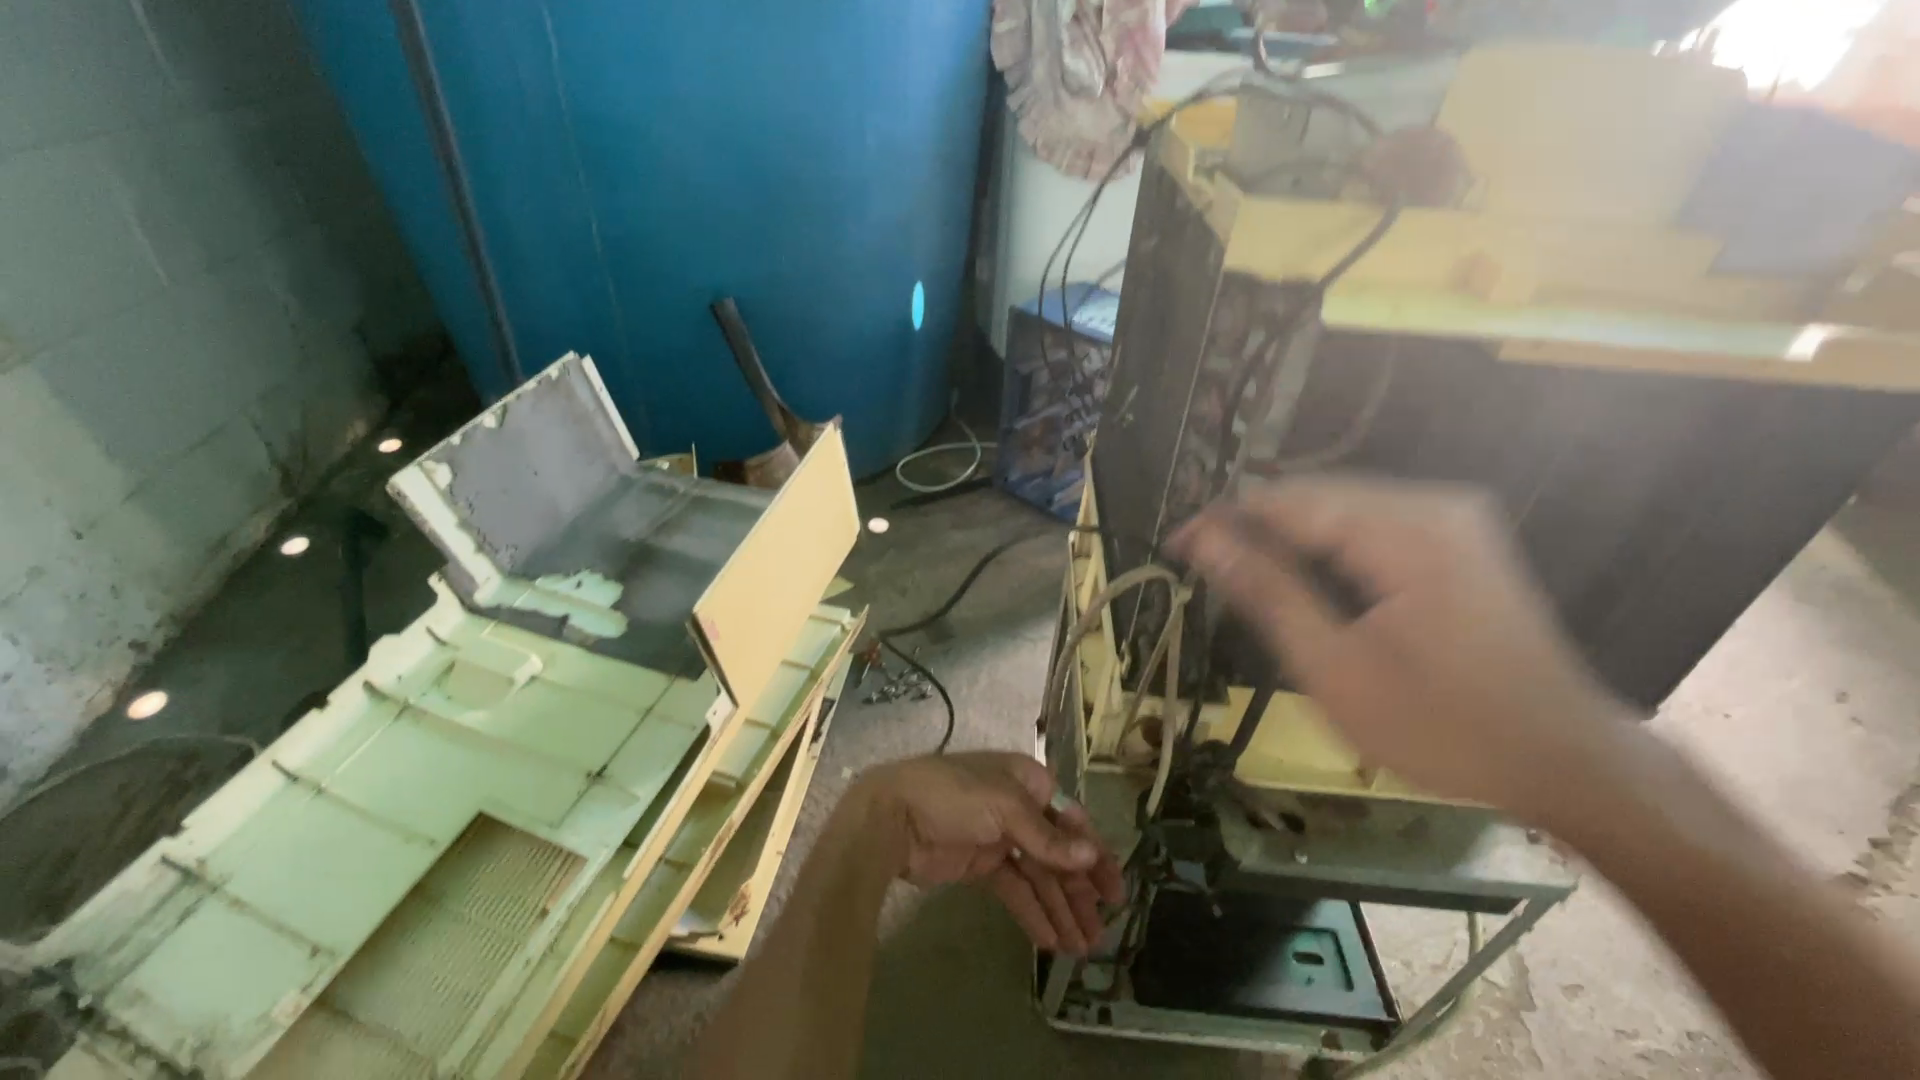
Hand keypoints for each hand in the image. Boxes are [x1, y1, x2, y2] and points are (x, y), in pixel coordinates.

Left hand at [847, 753, 1124, 952]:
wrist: (890, 816)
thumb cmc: (951, 796)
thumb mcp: (1004, 807)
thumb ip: (1047, 837)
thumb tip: (1091, 856)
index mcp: (1028, 781)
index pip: (1071, 820)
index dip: (1094, 855)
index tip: (1114, 891)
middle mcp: (1018, 808)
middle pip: (1058, 852)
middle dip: (1080, 892)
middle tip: (1102, 931)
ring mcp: (998, 838)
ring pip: (1039, 876)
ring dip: (1060, 909)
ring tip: (1082, 948)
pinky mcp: (979, 865)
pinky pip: (1015, 889)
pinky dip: (1032, 912)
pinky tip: (1051, 941)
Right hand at [1170, 476, 1638, 823]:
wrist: (1568, 763)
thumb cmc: (1444, 727)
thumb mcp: (1336, 668)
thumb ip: (1268, 593)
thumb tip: (1203, 540)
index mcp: (1405, 529)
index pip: (1289, 499)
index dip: (1224, 517)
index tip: (1174, 544)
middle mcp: (1435, 505)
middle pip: (1318, 495)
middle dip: (1254, 526)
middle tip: (1200, 565)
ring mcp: (1456, 522)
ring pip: (1345, 510)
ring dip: (1289, 538)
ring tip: (1238, 573)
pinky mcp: (1463, 545)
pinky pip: (1377, 528)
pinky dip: (1330, 549)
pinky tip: (1305, 579)